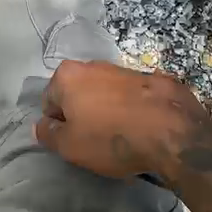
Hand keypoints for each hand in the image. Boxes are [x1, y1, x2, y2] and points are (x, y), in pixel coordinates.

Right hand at [34, 59, 211, 178]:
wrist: (172, 132)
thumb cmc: (112, 139)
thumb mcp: (70, 147)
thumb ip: (48, 134)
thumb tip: (38, 126)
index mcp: (67, 76)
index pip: (49, 102)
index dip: (58, 125)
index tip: (74, 142)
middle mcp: (91, 65)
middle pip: (77, 92)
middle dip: (82, 113)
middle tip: (96, 140)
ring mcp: (123, 69)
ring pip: (105, 92)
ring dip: (108, 109)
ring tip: (122, 135)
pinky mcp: (152, 78)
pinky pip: (132, 96)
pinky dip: (132, 108)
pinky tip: (143, 128)